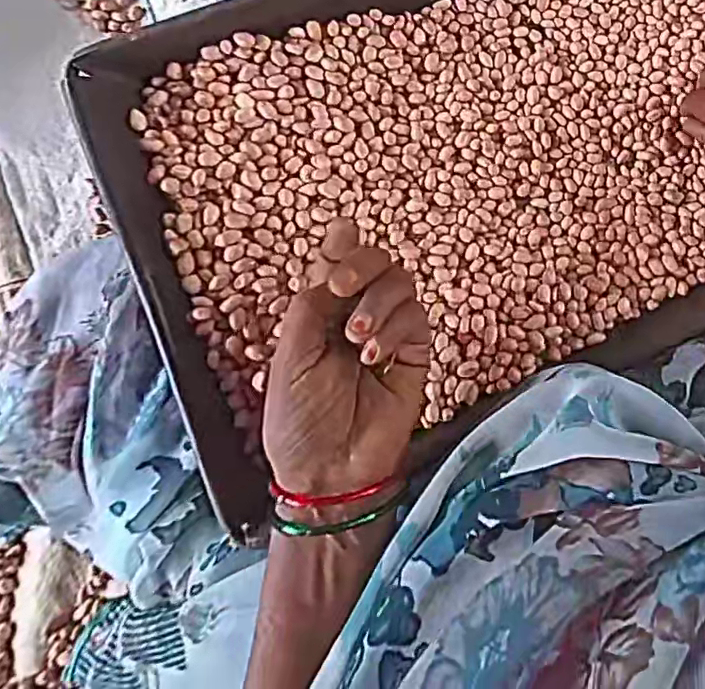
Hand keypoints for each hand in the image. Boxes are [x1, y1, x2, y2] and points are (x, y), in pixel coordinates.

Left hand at [262, 221, 432, 495]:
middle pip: (376, 261)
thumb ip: (313, 300)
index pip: (339, 261)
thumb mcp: (289, 353)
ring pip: (400, 282)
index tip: (341, 235)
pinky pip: (415, 318)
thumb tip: (338, 254)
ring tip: (356, 336)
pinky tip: (372, 356)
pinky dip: (393, 328)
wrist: (326, 470)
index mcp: (323, 310)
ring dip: (378, 300)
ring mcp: (389, 330)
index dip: (343, 242)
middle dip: (362, 264)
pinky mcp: (413, 352)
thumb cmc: (298, 416)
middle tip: (343, 287)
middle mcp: (358, 312)